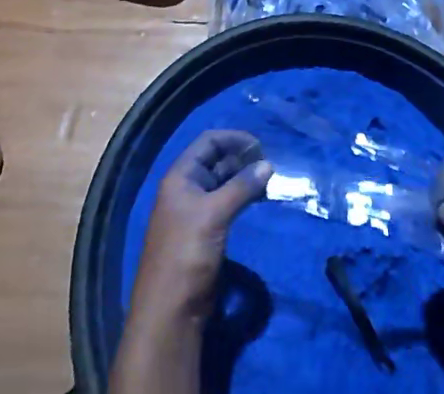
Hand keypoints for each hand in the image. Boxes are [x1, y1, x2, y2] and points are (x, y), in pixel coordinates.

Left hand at [130, 130, 271, 318]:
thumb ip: (241, 187)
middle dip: (242, 158)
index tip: (261, 145)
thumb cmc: (187, 251)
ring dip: (245, 178)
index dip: (233, 139)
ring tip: (271, 179)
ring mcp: (197, 209)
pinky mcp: (207, 230)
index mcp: (180, 176)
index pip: (208, 143)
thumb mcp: (214, 214)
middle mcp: (187, 187)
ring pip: (223, 182)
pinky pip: (227, 203)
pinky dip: (243, 197)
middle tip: (271, 164)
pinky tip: (260, 198)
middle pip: (216, 161)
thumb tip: (267, 164)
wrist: (172, 305)